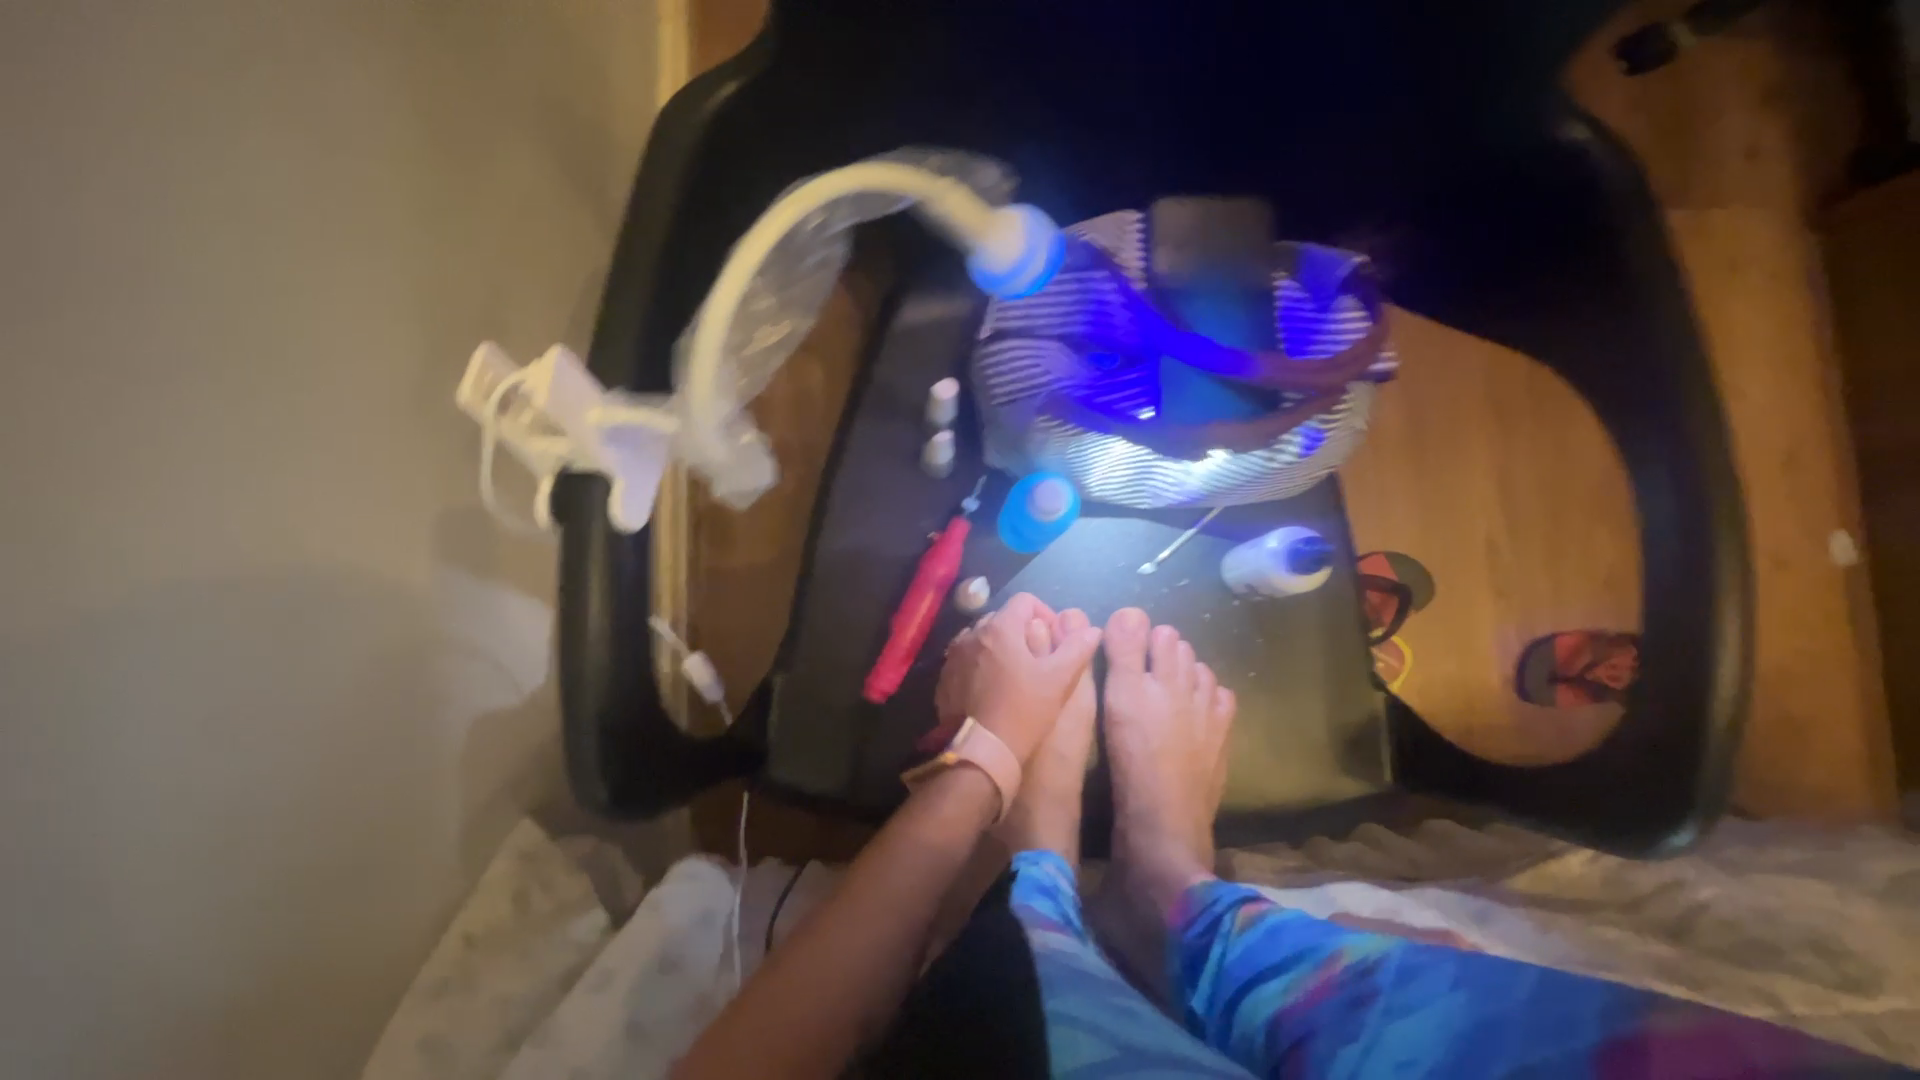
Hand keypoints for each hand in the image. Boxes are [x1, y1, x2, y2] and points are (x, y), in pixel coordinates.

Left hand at [930, 593, 1102, 761]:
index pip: (1025, 600)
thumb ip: (1077, 649)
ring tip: (1014, 676)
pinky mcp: (944, 678)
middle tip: (1038, 660)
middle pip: (1002, 619)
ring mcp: (954, 656)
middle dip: (1022, 632)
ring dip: (999, 649)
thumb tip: (1092, 630)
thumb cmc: (1023, 712)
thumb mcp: (1059, 681)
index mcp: (1000, 628)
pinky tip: (992, 691)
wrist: (979, 751)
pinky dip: (980, 666)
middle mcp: (972, 634)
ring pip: (982, 640)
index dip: (1045, 614)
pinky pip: (966, 661)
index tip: (1055, 640)